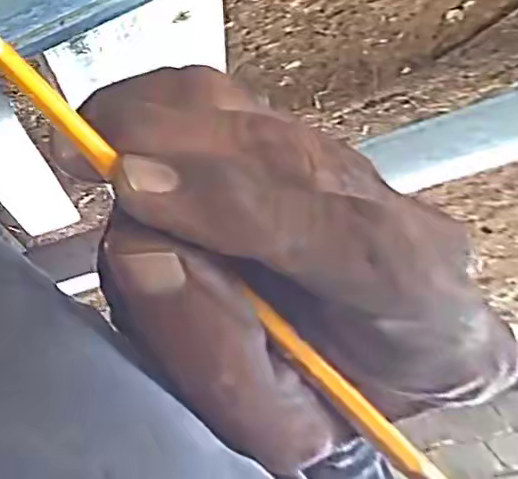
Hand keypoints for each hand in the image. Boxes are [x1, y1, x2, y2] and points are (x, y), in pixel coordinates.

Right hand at [78, 67, 517, 473]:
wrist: (337, 359)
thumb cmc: (310, 397)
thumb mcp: (272, 426)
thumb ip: (212, 354)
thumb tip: (143, 253)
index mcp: (431, 320)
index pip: (351, 243)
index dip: (228, 202)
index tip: (134, 185)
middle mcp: (394, 220)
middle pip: (279, 152)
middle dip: (168, 144)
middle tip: (86, 154)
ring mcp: (334, 164)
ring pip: (239, 109)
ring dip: (148, 118)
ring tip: (89, 140)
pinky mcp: (278, 130)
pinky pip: (206, 92)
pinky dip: (146, 100)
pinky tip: (112, 124)